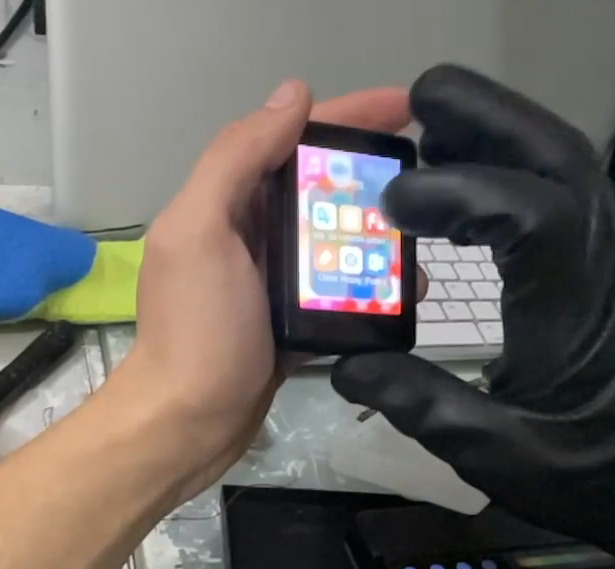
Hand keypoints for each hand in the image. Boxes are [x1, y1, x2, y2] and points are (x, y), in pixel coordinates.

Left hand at [108, 79, 410, 495]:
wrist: (188, 425)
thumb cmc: (196, 331)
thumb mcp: (202, 233)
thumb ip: (235, 158)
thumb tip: (292, 95)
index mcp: (225, 204)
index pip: (291, 140)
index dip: (347, 117)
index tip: (408, 110)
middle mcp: (247, 236)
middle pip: (320, 191)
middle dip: (372, 183)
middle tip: (426, 189)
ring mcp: (269, 284)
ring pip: (334, 244)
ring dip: (377, 242)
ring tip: (419, 253)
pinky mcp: (288, 326)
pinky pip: (335, 295)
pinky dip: (366, 291)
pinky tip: (401, 295)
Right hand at [330, 65, 614, 568]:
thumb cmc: (575, 473)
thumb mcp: (488, 452)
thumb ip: (418, 404)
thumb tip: (347, 365)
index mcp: (569, 313)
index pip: (531, 218)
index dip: (463, 195)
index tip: (394, 203)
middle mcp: (596, 265)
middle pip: (559, 160)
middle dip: (490, 120)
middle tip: (419, 102)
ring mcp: (602, 258)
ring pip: (564, 164)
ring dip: (502, 130)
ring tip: (432, 120)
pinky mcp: (594, 264)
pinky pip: (560, 189)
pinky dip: (514, 162)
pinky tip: (469, 169)